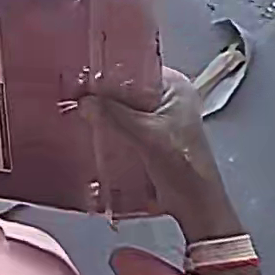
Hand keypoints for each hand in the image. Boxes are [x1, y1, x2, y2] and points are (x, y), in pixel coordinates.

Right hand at [91, 67, 243, 241]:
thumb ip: (115, 116)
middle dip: (104, 89)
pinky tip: (92, 122)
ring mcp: (162, 113)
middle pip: (128, 84)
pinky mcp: (154, 132)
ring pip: (125, 102)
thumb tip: (82, 100)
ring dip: (106, 106)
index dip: (109, 68)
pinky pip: (126, 118)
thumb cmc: (182, 168)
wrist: (198, 210)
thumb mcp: (147, 138)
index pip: (135, 64)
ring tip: (79, 103)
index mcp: (175, 85)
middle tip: (76, 88)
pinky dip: (112, 121)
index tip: (82, 71)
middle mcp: (169, 93)